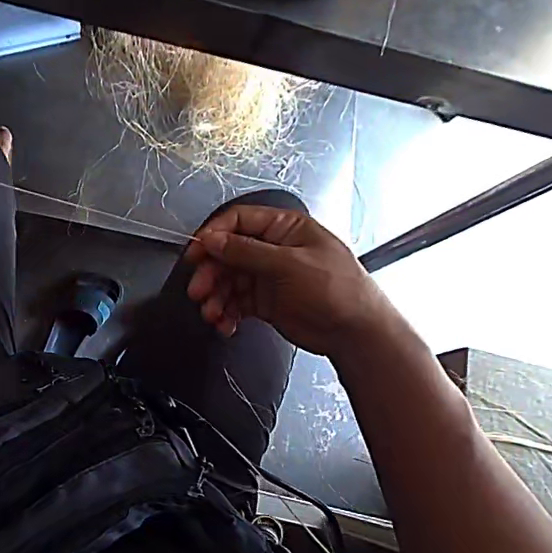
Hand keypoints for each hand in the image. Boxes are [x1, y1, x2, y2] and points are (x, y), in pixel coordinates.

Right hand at [184, 204, 399, 355]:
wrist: (355, 330)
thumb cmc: (339, 289)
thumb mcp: (290, 264)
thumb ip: (248, 252)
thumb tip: (215, 240)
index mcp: (284, 228)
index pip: (239, 222)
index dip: (213, 236)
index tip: (196, 253)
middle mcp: (274, 249)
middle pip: (228, 254)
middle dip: (211, 273)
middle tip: (199, 290)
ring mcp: (270, 276)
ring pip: (230, 281)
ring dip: (216, 297)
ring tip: (212, 313)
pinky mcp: (267, 302)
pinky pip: (238, 303)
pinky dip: (228, 314)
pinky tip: (225, 324)